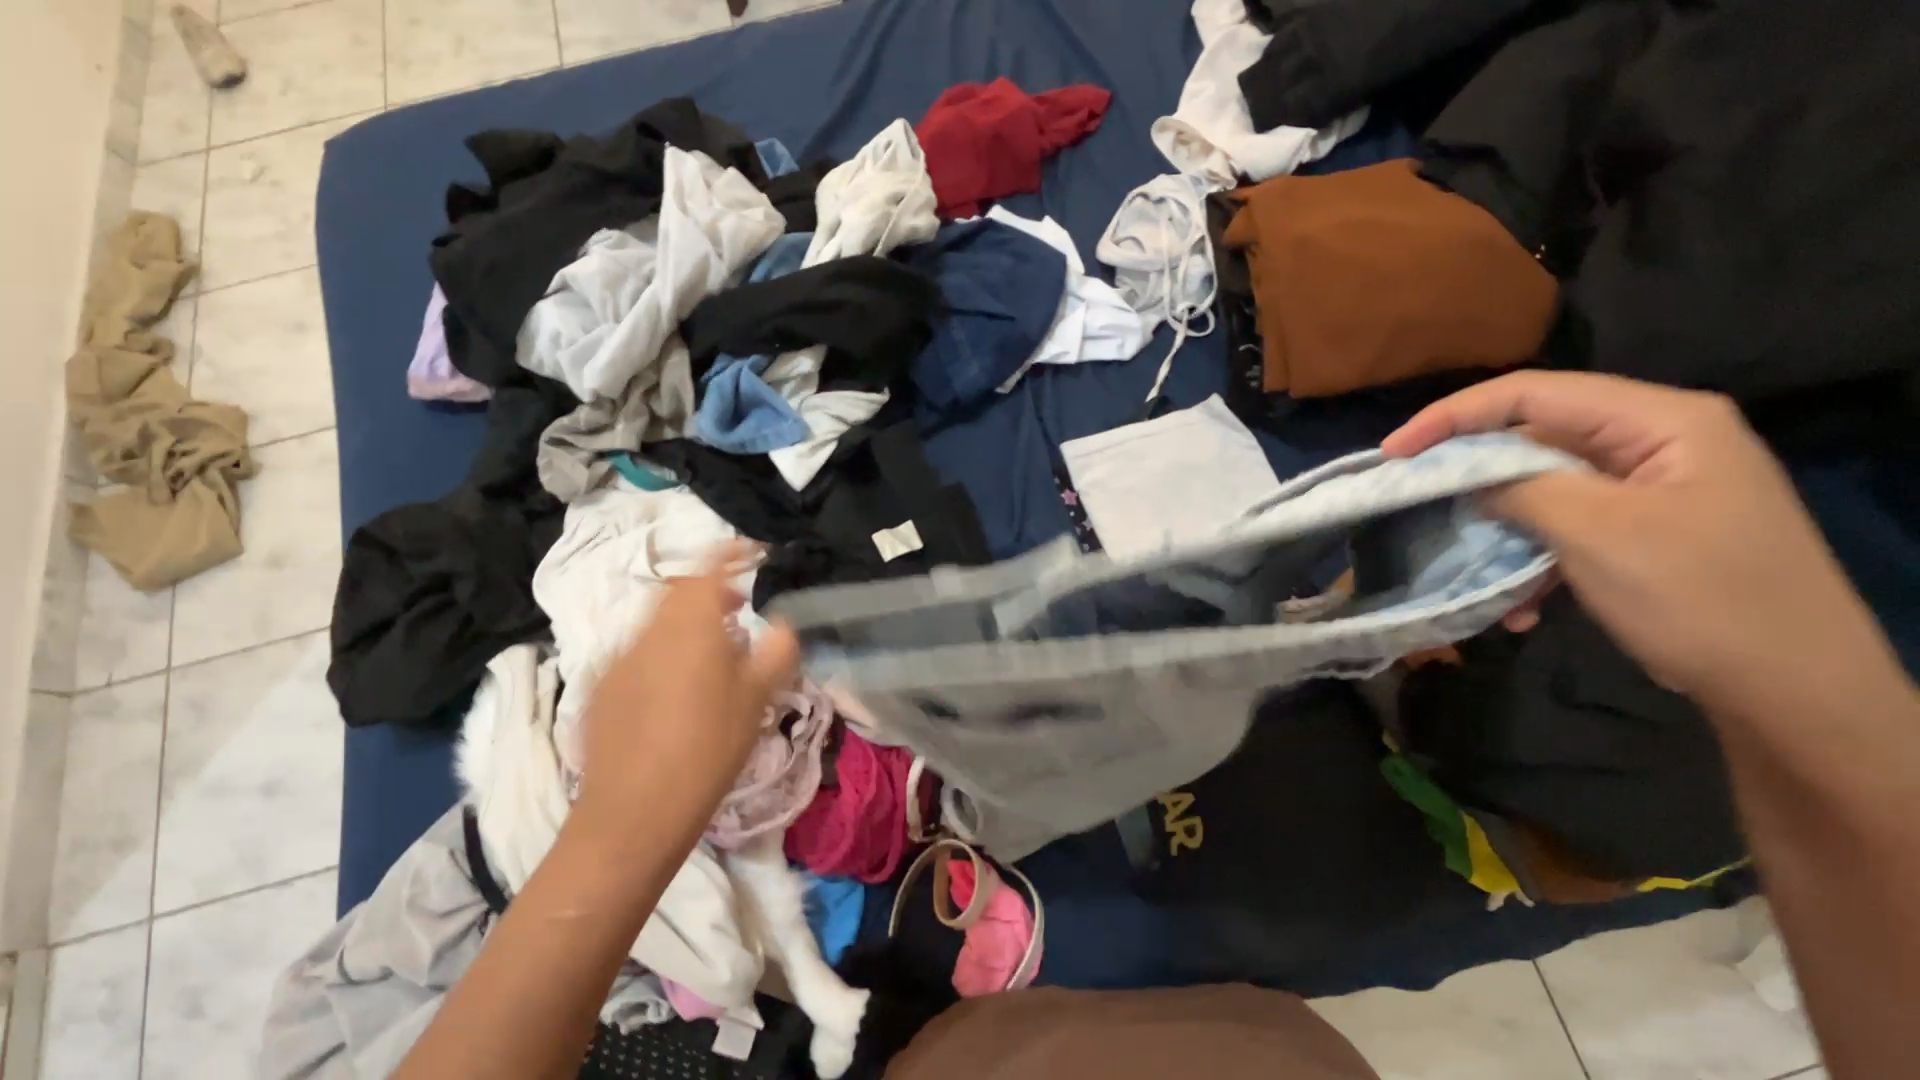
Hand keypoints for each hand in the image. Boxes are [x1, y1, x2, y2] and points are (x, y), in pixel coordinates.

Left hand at [573, 542, 799, 834]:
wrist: (634, 812)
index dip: (732, 552)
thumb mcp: (756, 699)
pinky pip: (637, 653)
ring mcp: (617, 658)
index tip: (754, 553)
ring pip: (655, 622)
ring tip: (712, 652)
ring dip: (684, 622)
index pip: (708, 566)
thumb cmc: (707, 750)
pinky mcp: (600, 689)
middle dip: (707, 589)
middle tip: (737, 608)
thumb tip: (782, 621)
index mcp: (689, 624)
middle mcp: (647, 629)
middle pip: (676, 591)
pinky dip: (661, 651)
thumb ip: (776, 650)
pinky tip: (675, 689)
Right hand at [1383, 371, 1897, 710]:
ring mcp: (1658, 488)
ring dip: (1506, 529)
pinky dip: (1538, 559)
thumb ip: (1522, 488)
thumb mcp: (1597, 534)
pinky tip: (1524, 609)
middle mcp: (1660, 441)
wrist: (1794, 689)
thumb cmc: (1698, 597)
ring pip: (1549, 487)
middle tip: (1419, 501)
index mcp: (1662, 421)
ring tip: (1472, 567)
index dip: (1453, 416)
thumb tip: (1472, 480)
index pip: (1535, 392)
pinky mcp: (1652, 531)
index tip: (1394, 453)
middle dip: (1476, 473)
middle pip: (1539, 436)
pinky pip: (1573, 527)